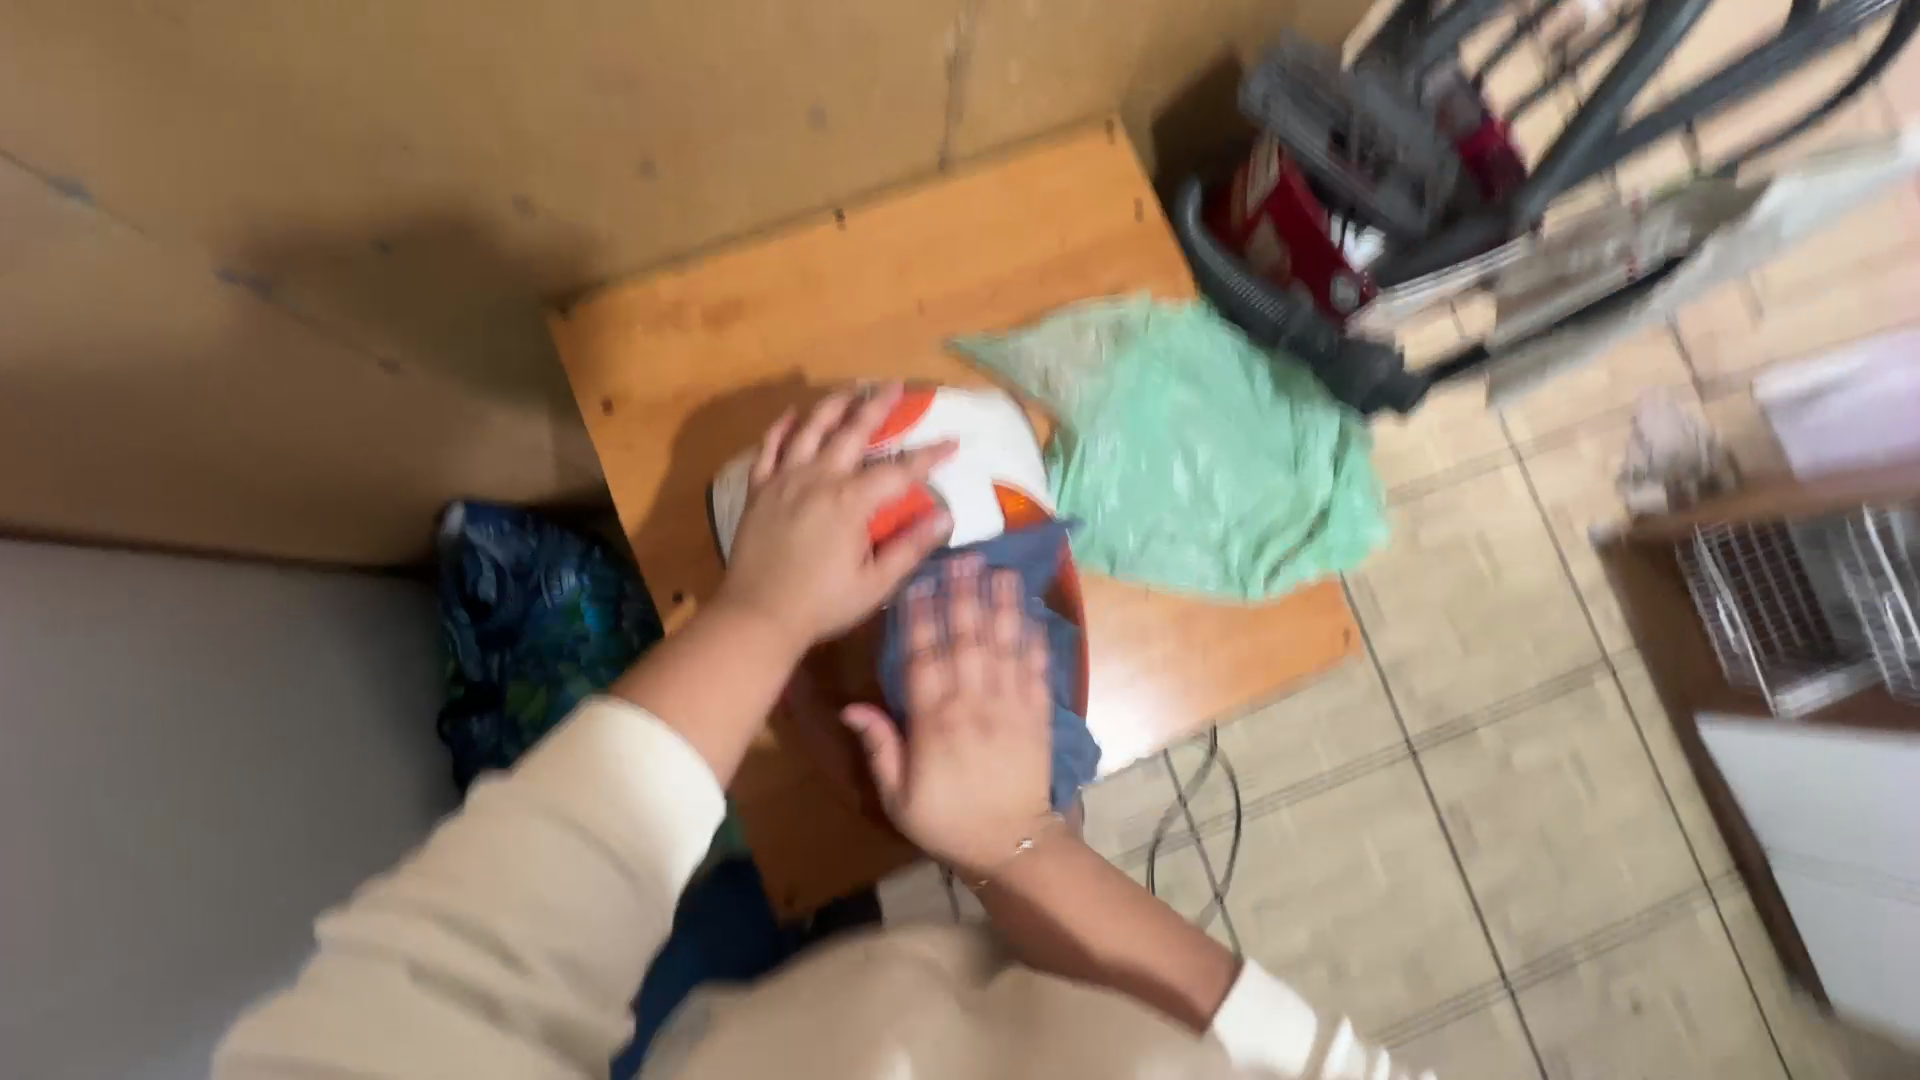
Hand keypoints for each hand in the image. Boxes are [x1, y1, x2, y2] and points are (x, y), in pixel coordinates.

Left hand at [716, 384, 954, 649]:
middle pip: (853, 432)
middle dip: (877, 406)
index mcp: (850, 502)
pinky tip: (793, 414)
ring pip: (811, 429)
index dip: (928, 455)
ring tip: (850, 389)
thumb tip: (946, 516)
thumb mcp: (876, 583)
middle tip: (894, 385)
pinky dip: (782, 428)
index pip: (899, 470)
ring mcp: (784, 480)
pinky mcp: (759, 490)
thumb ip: (911, 546)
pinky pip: (769, 448)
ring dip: (833, 405)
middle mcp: (818, 479)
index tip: (952, 441)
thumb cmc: (823, 604)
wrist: (757, 615)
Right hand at [841, 557, 1055, 876]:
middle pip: (966, 640)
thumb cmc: (946, 820)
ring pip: (1004, 646)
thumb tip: (850, 706)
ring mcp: (1010, 706)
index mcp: (934, 723)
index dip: (919, 617)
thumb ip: (879, 747)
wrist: (1011, 844)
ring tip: (1000, 570)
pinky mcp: (1039, 714)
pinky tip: (1031, 611)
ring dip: (1001, 605)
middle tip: (962, 558)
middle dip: (963, 596)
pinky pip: (1037, 669)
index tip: (917, 581)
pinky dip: (1035, 639)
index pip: (923, 658)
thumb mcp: (897, 795)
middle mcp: (973, 704)